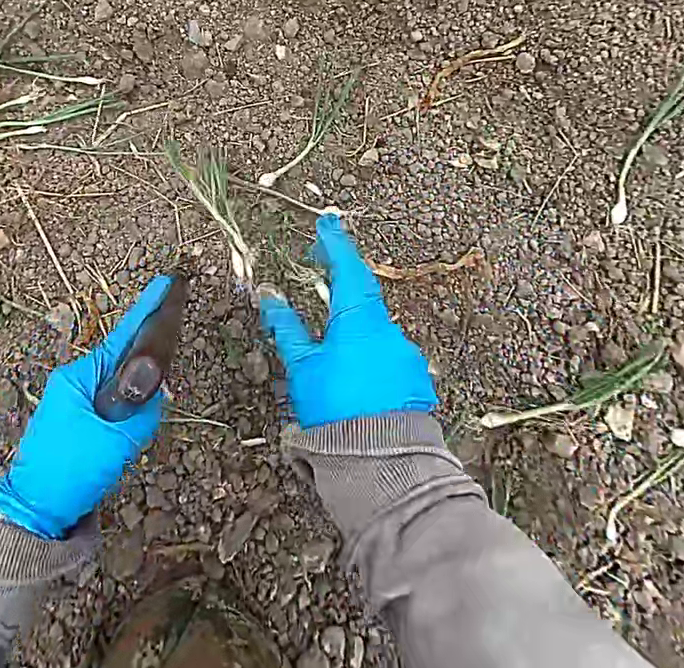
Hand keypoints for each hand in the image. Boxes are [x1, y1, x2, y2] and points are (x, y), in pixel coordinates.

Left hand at [0, 275, 173, 539]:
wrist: (31, 511)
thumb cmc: (72, 470)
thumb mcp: (118, 438)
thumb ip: (144, 409)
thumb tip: (158, 392)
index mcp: (82, 375)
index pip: (123, 334)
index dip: (148, 308)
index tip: (167, 283)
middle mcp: (75, 378)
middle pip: (122, 356)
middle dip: (146, 357)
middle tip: (167, 351)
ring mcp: (71, 397)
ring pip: (116, 381)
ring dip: (134, 390)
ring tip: (141, 411)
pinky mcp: (73, 416)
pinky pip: (107, 399)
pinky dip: (123, 406)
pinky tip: (128, 424)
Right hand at [258, 213, 436, 428]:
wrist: (381, 461)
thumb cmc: (335, 411)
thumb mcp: (303, 367)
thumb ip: (287, 328)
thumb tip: (269, 297)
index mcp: (359, 320)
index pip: (348, 268)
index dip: (335, 243)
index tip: (326, 222)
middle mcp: (388, 329)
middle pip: (363, 294)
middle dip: (341, 280)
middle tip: (321, 263)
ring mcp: (404, 353)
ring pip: (375, 326)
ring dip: (354, 325)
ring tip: (334, 336)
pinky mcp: (414, 375)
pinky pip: (388, 352)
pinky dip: (370, 351)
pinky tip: (356, 369)